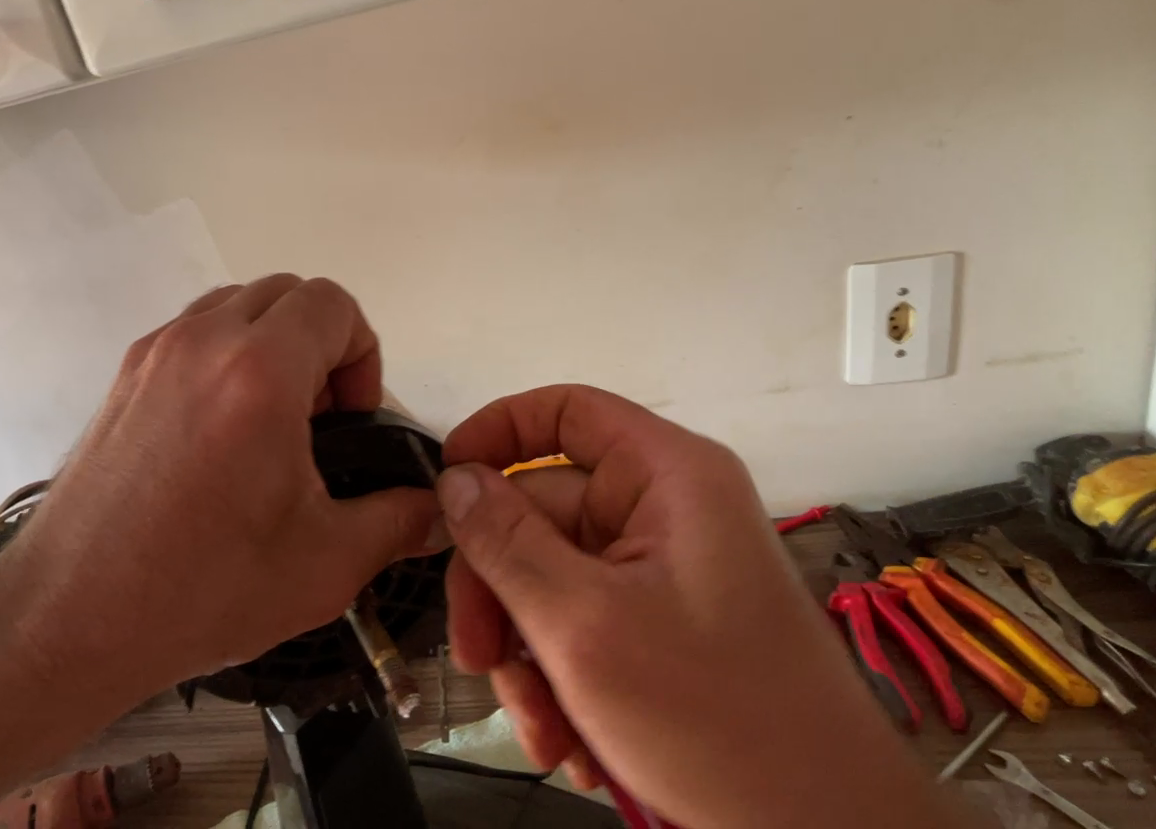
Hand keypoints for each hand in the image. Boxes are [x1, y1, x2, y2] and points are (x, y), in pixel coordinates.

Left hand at [2, 275, 444, 689]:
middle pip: (289, 293)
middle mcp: (203, 341)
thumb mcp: (325, 564)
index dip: (362, 355)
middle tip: (320, 420)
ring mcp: (155, 352)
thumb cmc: (202, 590)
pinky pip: (195, 330)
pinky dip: (227, 354)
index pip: (333, 304)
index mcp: (258, 372)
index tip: (351, 420)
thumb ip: (398, 522)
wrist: (69, 618)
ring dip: (273, 342)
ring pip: (238, 304)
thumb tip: (438, 509)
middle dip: (323, 343)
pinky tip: (221, 432)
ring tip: (272, 421)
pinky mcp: (124, 375)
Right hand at [437, 385, 967, 828]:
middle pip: (541, 512)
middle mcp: (664, 511)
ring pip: (550, 579)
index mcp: (666, 476)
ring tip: (542, 731)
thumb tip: (452, 478)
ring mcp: (663, 571)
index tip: (443, 489)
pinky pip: (580, 623)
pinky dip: (560, 678)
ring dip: (527, 653)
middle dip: (502, 594)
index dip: (495, 434)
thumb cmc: (712, 719)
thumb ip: (505, 542)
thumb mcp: (583, 626)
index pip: (564, 412)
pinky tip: (571, 742)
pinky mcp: (662, 626)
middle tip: (477, 661)